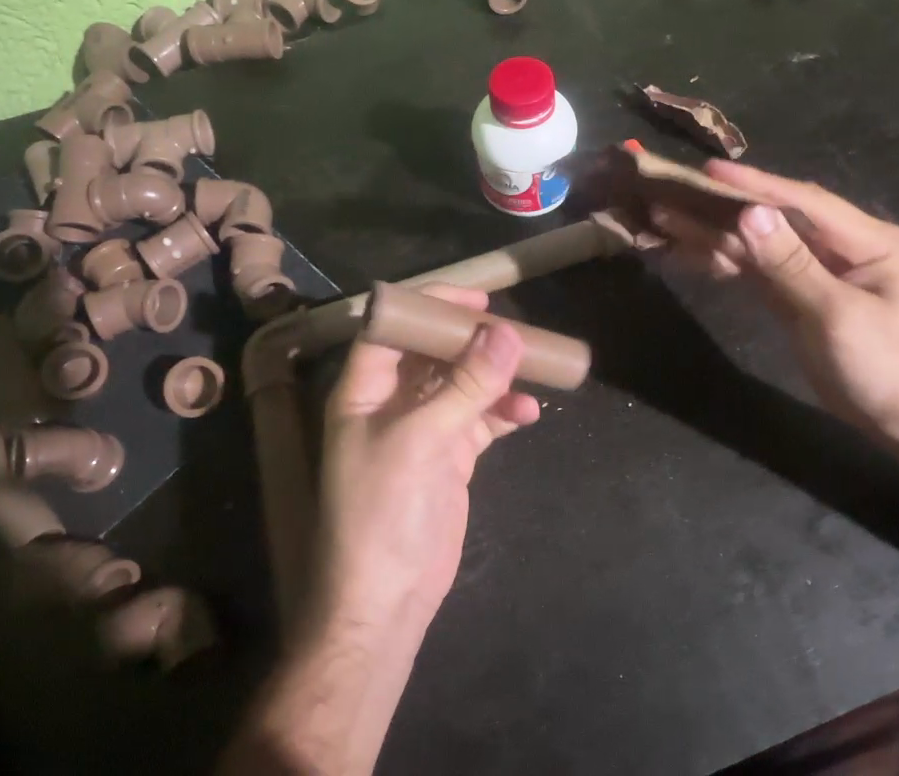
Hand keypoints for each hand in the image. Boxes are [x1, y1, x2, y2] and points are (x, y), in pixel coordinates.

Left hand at [312, 285, 540, 630]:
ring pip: (463, 384)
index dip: (429, 306)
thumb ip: (465, 387)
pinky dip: (504, 411)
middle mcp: (391, 402)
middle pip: (434, 353)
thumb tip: (505, 334)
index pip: (392, 328)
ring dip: (496, 376)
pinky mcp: (449, 457)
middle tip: (517, 332)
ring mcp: (423, 429)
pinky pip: (481, 419)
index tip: (477, 300)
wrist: (385, 598)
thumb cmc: (382, 512)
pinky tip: (530, 412)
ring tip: (534, 373)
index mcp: (364, 390)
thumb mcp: (421, 441)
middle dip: (473, 340)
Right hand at [650, 161, 898, 444]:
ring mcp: (817, 270)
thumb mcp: (837, 313)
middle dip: (724, 208)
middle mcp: (841, 245)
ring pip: (759, 244)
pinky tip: (687, 252)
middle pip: (776, 218)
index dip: (756, 186)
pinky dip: (724, 263)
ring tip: (666, 219)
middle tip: (673, 193)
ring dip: (715, 235)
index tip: (708, 172)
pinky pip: (756, 271)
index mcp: (867, 239)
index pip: (804, 201)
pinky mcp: (796, 295)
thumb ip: (790, 264)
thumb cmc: (884, 365)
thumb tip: (750, 215)